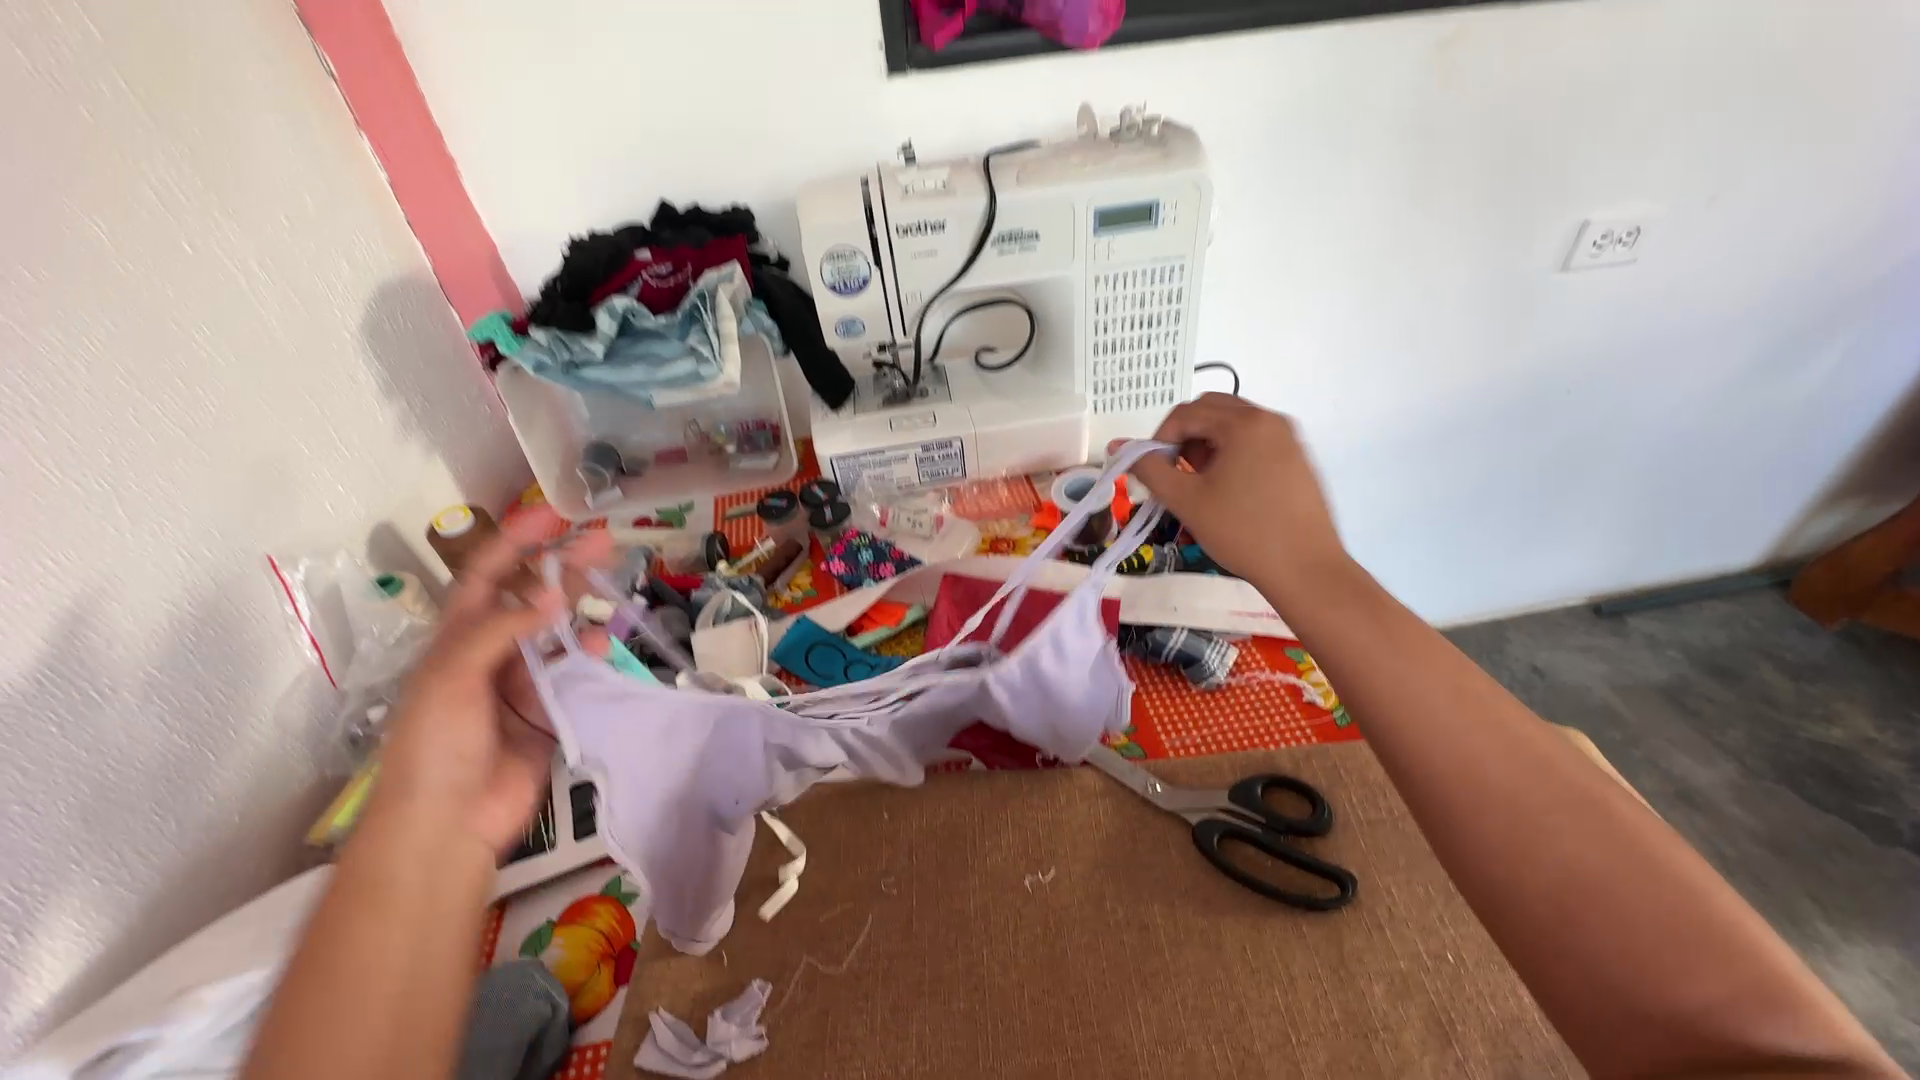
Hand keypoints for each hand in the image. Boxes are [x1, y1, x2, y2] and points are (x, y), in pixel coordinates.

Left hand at [364, 518, 609, 856]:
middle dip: (563, 567)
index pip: (486, 574)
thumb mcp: (453, 677)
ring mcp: (523, 682)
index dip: (516, 541)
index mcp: (457, 638)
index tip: (553, 514)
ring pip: (560, 632)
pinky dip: (593, 654)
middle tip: (604, 542)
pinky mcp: (550, 710)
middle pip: (531, 597)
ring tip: (614, 591)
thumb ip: (501, 631)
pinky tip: (607, 644)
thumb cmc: (436, 744)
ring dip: (584, 609)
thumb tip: (553, 594)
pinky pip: (576, 672)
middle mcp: (491, 652)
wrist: (449, 822)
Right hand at [1127, 393, 1346, 582]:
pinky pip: (1255, 440)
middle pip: (1212, 409)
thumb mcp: (1186, 500)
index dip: (1160, 439)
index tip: (1154, 472)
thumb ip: (1149, 469)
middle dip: (1185, 436)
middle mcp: (1270, 419)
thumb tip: (1118, 447)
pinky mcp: (1298, 458)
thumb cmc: (1242, 532)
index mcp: (1244, 423)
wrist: (1305, 569)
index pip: (1186, 412)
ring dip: (1207, 444)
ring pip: (1234, 424)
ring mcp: (1289, 438)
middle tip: (1176, 473)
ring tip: (1200, 484)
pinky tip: (1228, 491)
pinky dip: (1232, 453)